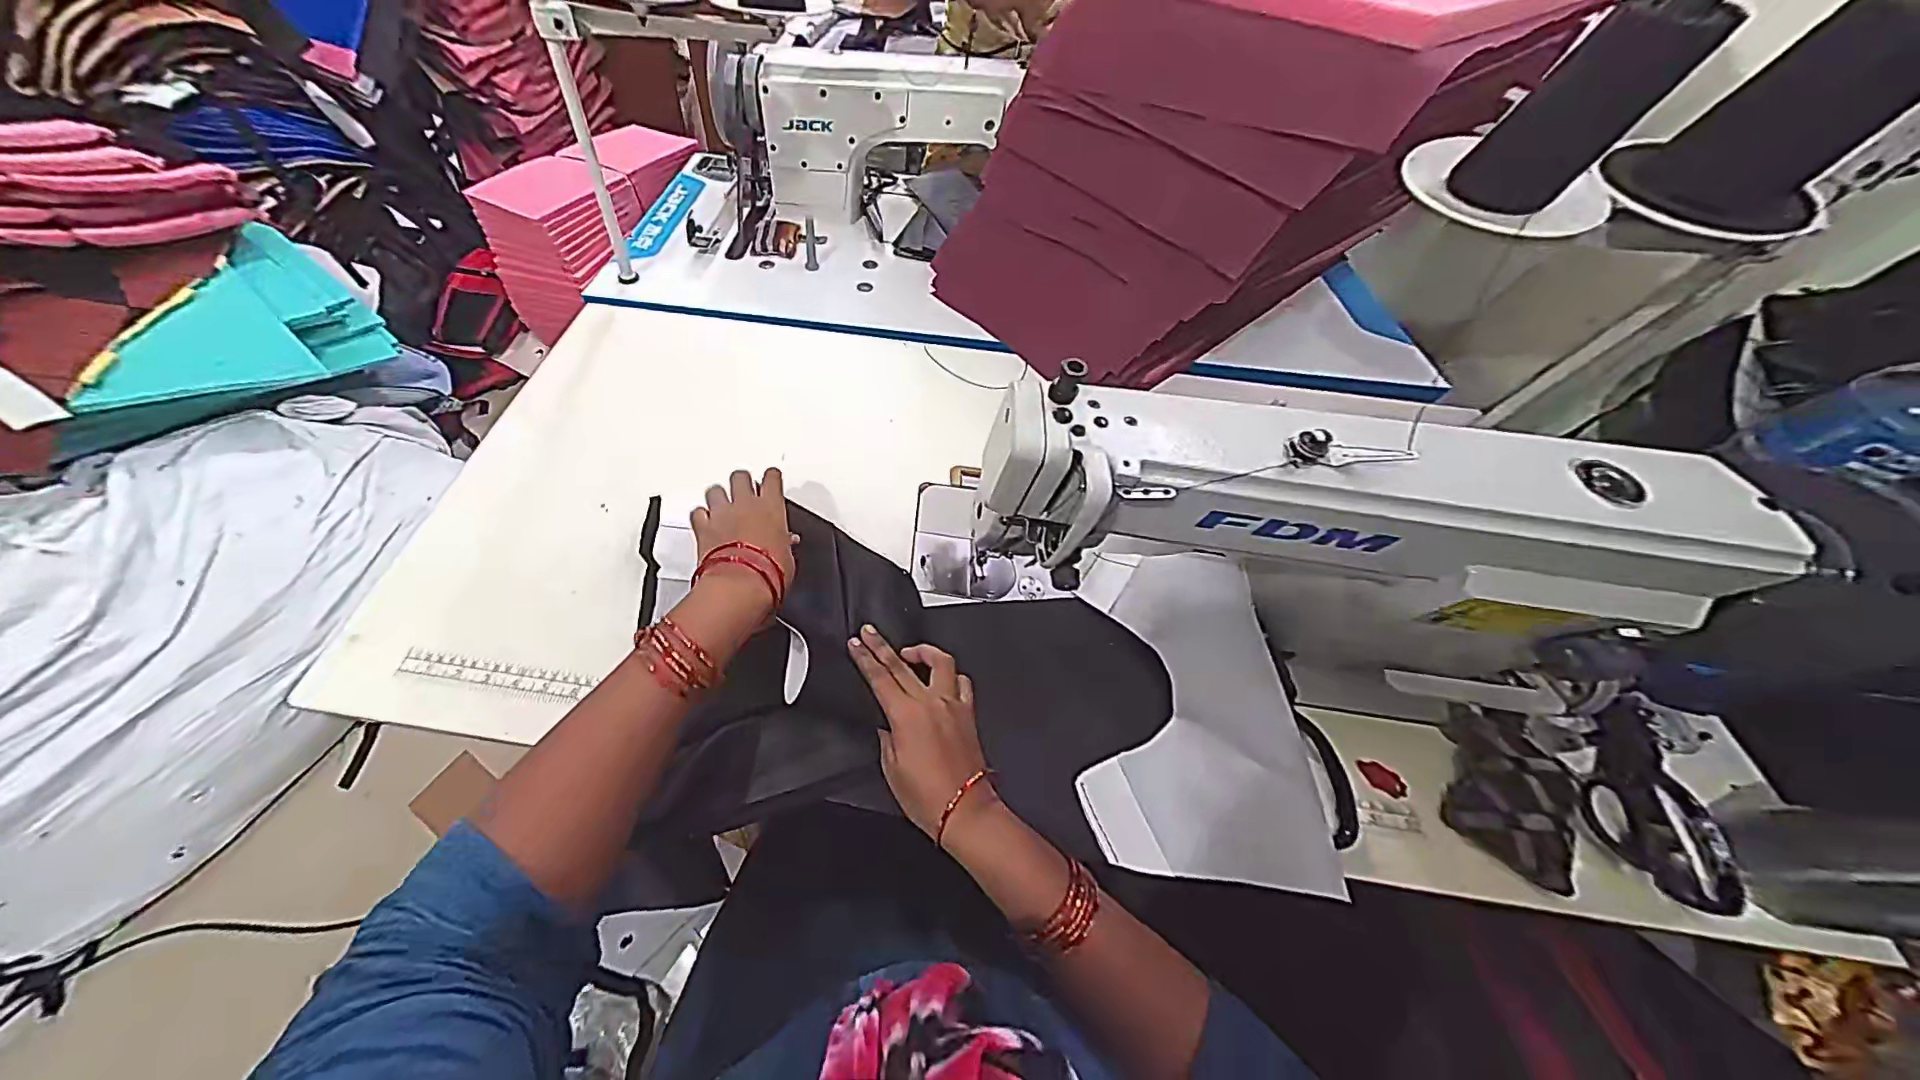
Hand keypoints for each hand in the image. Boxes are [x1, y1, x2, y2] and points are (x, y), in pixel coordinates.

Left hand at [688, 468, 794, 617]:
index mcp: (772, 506)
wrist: (741, 583)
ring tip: (720, 500)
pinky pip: (698, 512)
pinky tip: (703, 518)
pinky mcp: (703, 527)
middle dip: (741, 480)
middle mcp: (746, 504)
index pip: (772, 479)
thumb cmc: (769, 571)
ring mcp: (722, 514)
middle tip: (743, 486)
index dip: (771, 477)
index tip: (771, 478)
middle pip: (740, 477)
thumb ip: (784, 544)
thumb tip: (786, 545)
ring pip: (715, 489)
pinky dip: (700, 514)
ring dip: (718, 495)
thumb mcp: (788, 557)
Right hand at [849, 626, 994, 841]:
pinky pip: (962, 682)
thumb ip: (888, 739)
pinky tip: (944, 677)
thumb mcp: (892, 769)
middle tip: (870, 633)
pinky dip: (952, 674)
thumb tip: (888, 727)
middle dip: (882, 646)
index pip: (880, 677)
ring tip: (910, 650)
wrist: (965, 810)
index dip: (865, 658)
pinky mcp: (969, 714)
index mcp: (906, 716)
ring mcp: (953, 705)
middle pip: (902, 664)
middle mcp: (931, 704)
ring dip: (923, 651)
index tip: (857, 644)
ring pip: (940, 662)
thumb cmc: (929, 797)